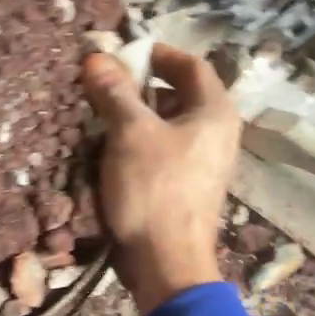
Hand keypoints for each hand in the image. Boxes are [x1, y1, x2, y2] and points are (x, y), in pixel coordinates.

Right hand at [82, 44, 240, 314]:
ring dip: (138, 122)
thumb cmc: (153, 191)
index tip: (125, 53)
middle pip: (180, 97)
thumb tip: (96, 57)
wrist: (166, 261)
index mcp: (215, 111)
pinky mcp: (187, 191)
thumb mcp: (130, 135)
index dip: (158, 54)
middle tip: (107, 89)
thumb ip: (115, 94)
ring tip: (103, 124)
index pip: (191, 66)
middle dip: (143, 90)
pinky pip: (164, 156)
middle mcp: (218, 134)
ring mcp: (204, 165)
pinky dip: (140, 149)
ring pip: (170, 129)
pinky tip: (113, 160)